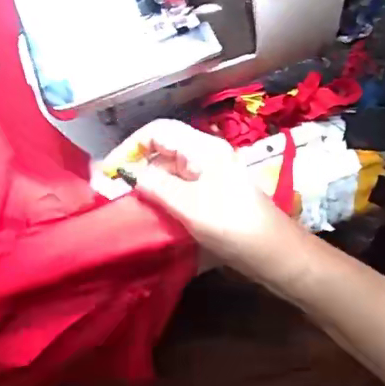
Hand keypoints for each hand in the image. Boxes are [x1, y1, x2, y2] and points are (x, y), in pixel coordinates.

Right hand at [103, 119, 306, 280]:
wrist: (273, 254)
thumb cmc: (232, 225)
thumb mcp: (188, 205)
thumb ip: (154, 186)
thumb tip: (126, 174)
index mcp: (202, 149)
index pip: (157, 131)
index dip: (129, 146)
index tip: (110, 171)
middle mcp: (205, 156)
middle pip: (161, 149)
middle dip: (135, 165)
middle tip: (113, 191)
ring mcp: (209, 176)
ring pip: (168, 170)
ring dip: (146, 184)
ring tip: (127, 205)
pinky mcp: (211, 196)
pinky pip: (178, 188)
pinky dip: (160, 196)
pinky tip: (150, 214)